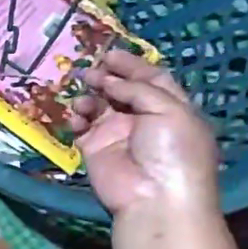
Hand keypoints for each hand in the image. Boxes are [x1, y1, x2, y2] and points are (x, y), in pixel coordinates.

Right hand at [67, 50, 220, 221]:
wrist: (153, 196)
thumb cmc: (172, 150)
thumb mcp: (168, 110)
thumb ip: (136, 88)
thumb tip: (107, 78)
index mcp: (169, 107)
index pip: (150, 78)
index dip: (131, 64)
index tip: (109, 52)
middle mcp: (141, 117)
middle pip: (120, 89)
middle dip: (106, 76)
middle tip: (90, 69)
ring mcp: (116, 132)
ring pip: (98, 104)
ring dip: (90, 95)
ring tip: (85, 95)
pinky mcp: (93, 147)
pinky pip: (80, 126)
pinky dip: (75, 117)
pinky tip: (76, 116)